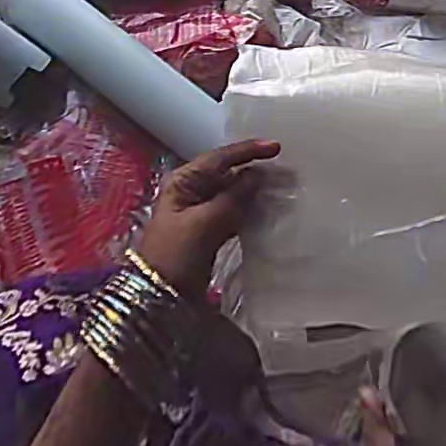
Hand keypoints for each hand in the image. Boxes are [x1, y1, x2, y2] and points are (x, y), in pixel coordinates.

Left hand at [135, 139, 279, 296]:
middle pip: (228, 172)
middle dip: (255, 169)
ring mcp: (201, 210)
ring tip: (282, 185)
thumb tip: (258, 175)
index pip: (219, 158)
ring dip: (255, 189)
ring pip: (233, 192)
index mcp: (184, 181)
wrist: (160, 298)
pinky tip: (268, 207)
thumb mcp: (206, 222)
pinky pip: (235, 210)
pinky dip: (250, 208)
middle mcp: (191, 190)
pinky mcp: (210, 229)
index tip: (276, 148)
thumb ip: (234, 196)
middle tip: (284, 168)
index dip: (248, 151)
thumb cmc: (177, 254)